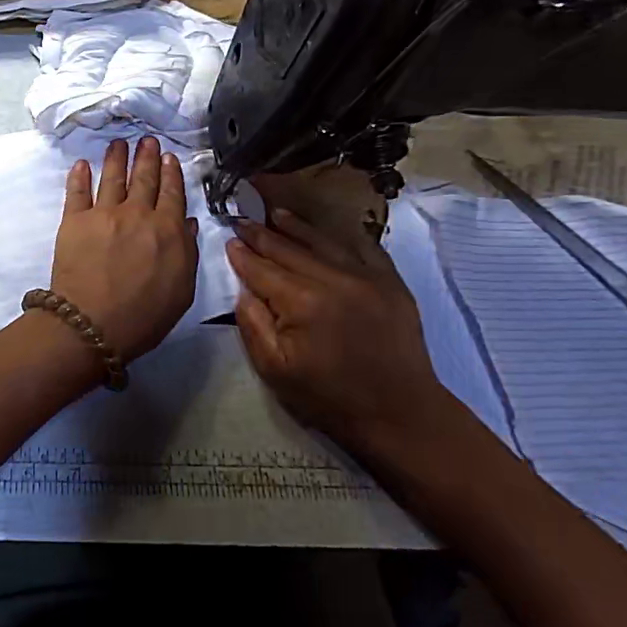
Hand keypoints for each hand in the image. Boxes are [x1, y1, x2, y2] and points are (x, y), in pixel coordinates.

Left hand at [48, 137, 198, 359]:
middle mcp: (137, 214)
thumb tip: (187, 224)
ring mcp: (104, 214)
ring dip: (116, 158)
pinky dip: (79, 176)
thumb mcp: (182, 290)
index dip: (171, 173)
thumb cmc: (144, 316)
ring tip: (119, 143)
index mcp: (168, 230)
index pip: (172, 193)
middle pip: (144, 178)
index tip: (169, 157)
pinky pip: (77, 192)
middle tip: (147, 141)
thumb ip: (187, 253)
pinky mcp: (74, 221)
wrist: (93, 324)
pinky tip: (82, 165)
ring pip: (112, 177)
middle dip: (147, 157)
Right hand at [227, 209, 445, 450]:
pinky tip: (328, 230)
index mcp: (302, 301)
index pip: (263, 269)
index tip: (228, 240)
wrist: (398, 413)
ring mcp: (366, 276)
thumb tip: (244, 288)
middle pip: (289, 249)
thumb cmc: (329, 397)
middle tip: (243, 220)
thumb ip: (253, 323)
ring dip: (297, 227)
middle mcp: (333, 278)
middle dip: (262, 234)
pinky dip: (342, 236)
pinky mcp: (391, 282)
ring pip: (324, 242)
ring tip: (277, 213)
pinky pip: (364, 248)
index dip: (242, 254)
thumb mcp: (274, 369)